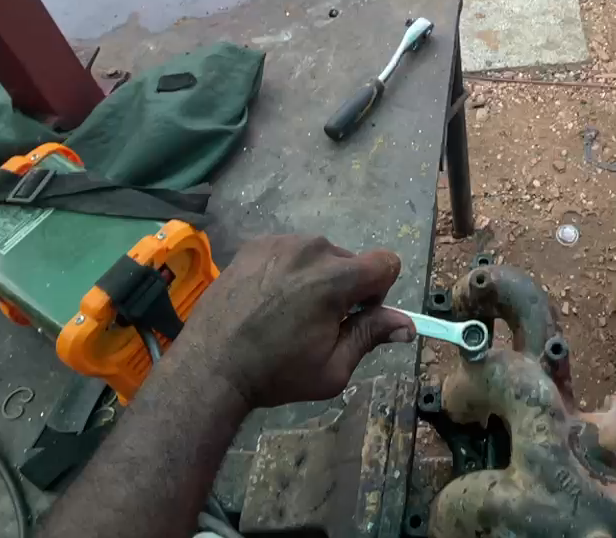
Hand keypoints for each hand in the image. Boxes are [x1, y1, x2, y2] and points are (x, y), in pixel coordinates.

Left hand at [170, 234, 416, 409]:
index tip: (354, 315)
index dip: (378, 291)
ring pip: (319, 255)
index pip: (386, 263)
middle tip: (314, 322)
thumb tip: (407, 325)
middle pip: (350, 261)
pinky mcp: (257, 244)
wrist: (208, 368)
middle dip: (343, 288)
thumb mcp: (333, 368)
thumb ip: (372, 336)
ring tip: (284, 312)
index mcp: (337, 278)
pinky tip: (265, 299)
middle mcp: (314, 249)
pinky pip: (290, 251)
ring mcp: (283, 242)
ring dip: (315, 277)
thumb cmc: (275, 373)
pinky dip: (288, 270)